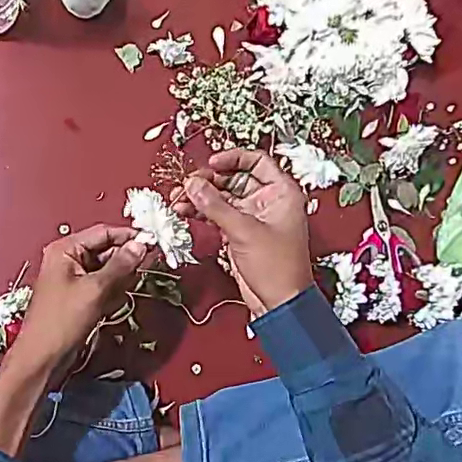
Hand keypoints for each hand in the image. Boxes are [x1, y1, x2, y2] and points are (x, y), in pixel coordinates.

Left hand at [7, 226, 153, 373]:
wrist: (43, 357)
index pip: (104, 232)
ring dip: (121, 279)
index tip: (153, 243)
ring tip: (123, 292)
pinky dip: (113, 291)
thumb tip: (141, 245)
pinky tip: (114, 303)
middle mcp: (69, 258)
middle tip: (145, 269)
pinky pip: (104, 284)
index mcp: (66, 249)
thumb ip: (120, 265)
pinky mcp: (80, 294)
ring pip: (108, 269)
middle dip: (126, 260)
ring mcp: (74, 277)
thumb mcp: (95, 289)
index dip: (129, 236)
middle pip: (107, 249)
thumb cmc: (62, 320)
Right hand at [171, 150, 312, 315]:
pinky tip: (185, 211)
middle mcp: (269, 201)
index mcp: (281, 192)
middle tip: (187, 185)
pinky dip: (203, 213)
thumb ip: (216, 206)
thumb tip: (194, 184)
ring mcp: (254, 217)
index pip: (257, 161)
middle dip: (209, 181)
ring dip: (201, 197)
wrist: (279, 302)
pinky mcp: (241, 233)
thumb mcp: (244, 231)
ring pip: (223, 197)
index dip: (233, 158)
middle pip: (235, 178)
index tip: (211, 163)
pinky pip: (219, 215)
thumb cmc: (278, 268)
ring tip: (180, 199)